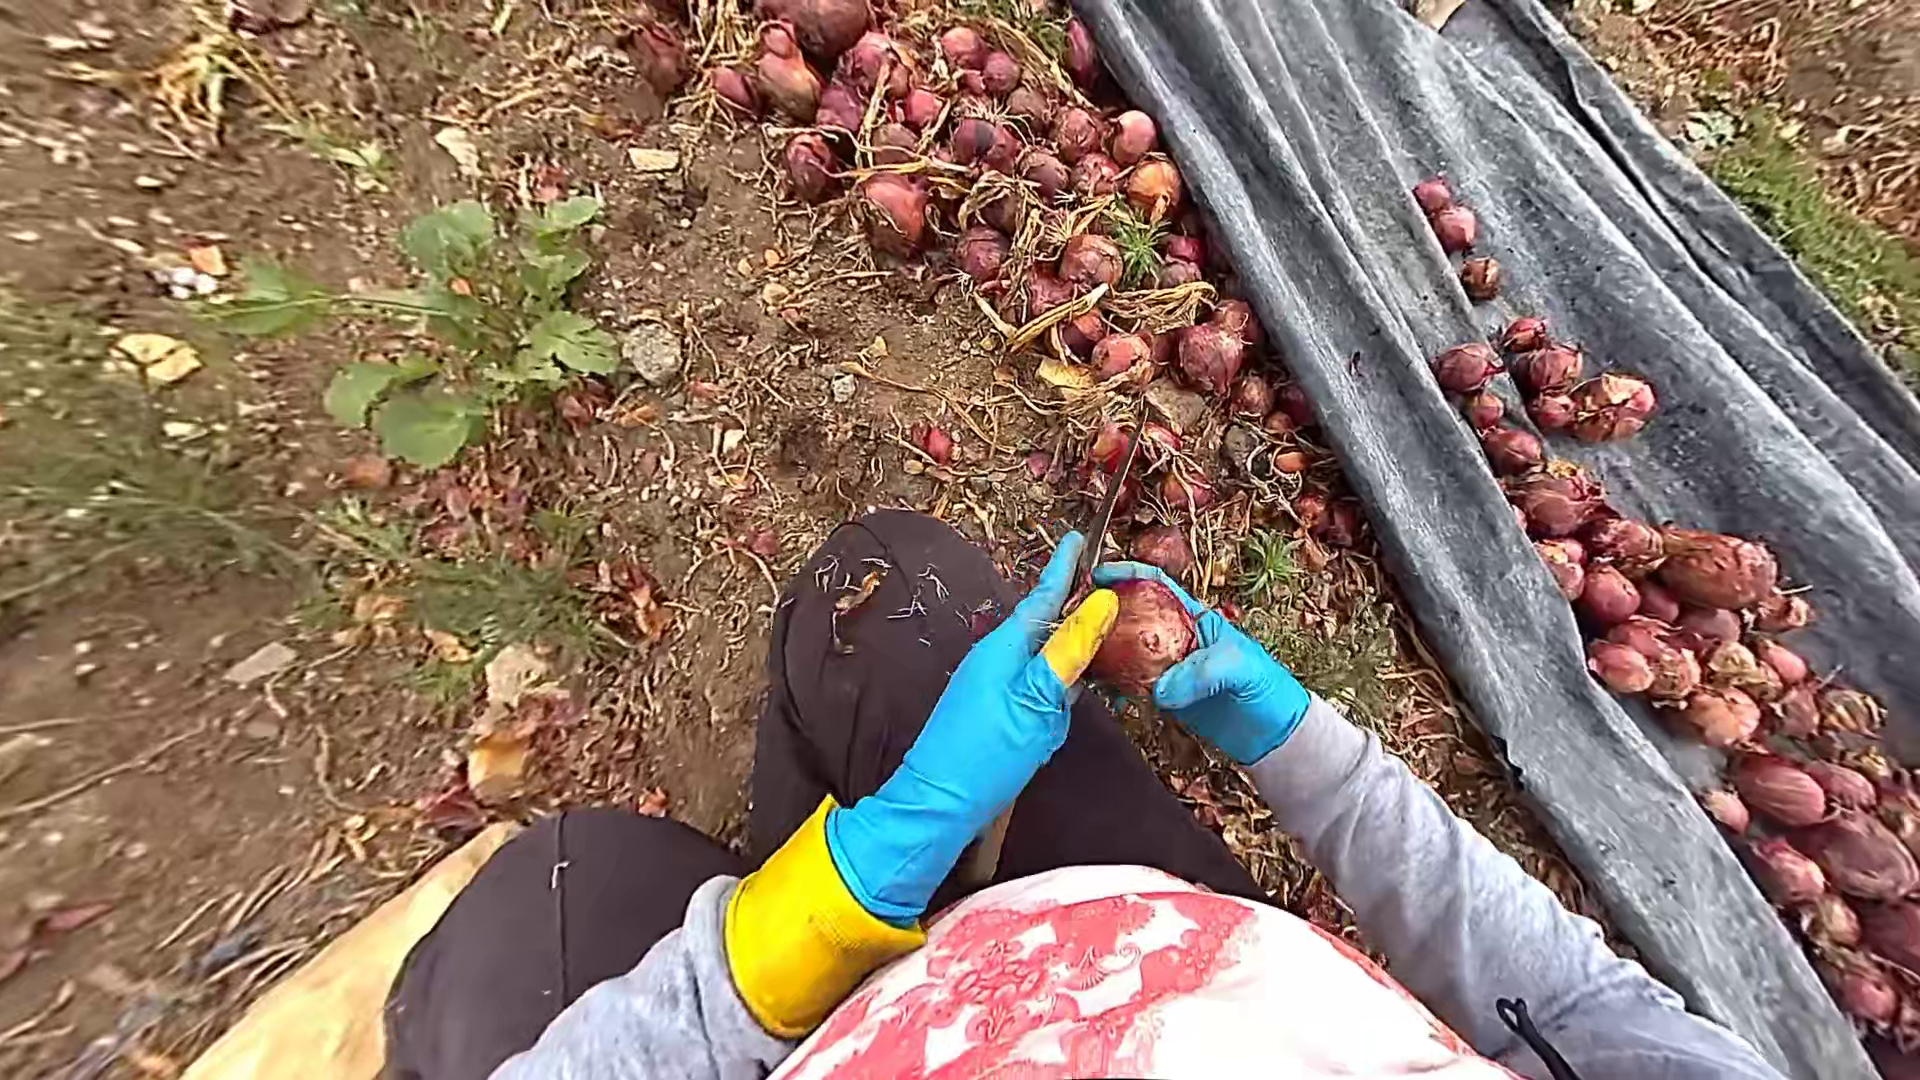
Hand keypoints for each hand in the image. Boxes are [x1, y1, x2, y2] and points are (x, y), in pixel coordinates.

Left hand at [826, 533, 1117, 921]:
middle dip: (1076, 615)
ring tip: (1103, 656)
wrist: (938, 802)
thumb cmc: (988, 751)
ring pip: (1044, 659)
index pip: (1043, 596)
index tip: (1076, 538)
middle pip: (1046, 625)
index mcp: (1006, 645)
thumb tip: (1102, 604)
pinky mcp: (997, 708)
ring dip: (1070, 660)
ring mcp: (995, 682)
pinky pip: (1036, 688)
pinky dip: (1057, 693)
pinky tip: (1068, 706)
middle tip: (1113, 605)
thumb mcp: (1037, 701)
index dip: (1064, 568)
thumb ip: (1069, 652)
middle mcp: (999, 656)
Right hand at [1091, 562, 1310, 764]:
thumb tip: (1160, 690)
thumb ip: (1201, 672)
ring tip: (1079, 655)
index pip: (1155, 583)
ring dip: (1101, 650)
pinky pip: (1128, 681)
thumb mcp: (1240, 668)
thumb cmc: (1265, 689)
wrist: (1274, 735)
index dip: (1126, 573)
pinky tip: (1102, 690)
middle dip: (1102, 612)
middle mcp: (1172, 634)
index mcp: (1191, 615)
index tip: (1097, 573)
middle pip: (1129, 613)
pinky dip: (1112, 685)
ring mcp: (1164, 663)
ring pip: (1122, 648)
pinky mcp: (1159, 692)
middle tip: (1074, 618)